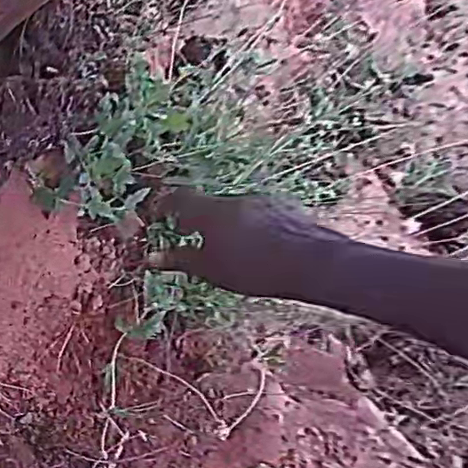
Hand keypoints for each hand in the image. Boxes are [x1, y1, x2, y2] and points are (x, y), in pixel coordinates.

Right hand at [148, 188, 356, 297]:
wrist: (316, 265)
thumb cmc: (253, 268)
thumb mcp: (208, 268)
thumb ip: (178, 259)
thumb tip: (150, 258)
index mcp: (212, 211)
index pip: (179, 198)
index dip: (164, 205)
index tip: (157, 217)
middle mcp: (237, 200)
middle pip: (208, 204)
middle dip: (196, 218)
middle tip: (188, 235)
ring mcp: (265, 202)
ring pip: (233, 209)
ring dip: (222, 223)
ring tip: (222, 245)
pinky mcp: (287, 210)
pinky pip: (256, 214)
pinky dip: (246, 225)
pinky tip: (252, 245)